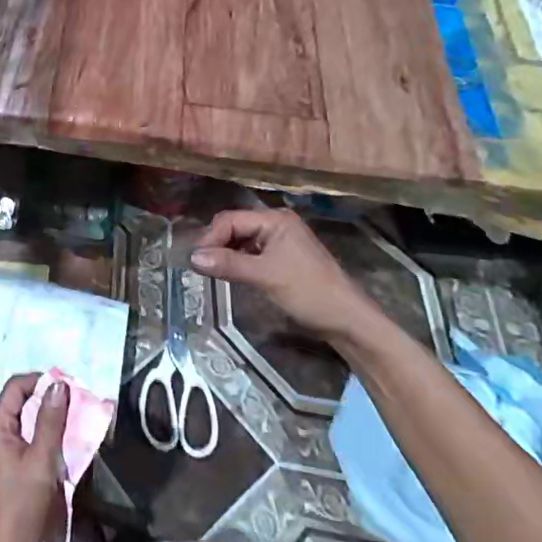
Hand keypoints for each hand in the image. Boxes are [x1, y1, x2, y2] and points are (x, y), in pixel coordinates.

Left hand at [0, 372, 68, 541]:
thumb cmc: (24, 502)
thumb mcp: (42, 459)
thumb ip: (50, 421)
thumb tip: (58, 384)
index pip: (14, 387)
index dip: (39, 381)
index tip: (67, 385)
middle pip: (18, 400)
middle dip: (45, 397)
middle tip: (74, 399)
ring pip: (23, 418)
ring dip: (46, 415)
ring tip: (71, 416)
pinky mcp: (7, 461)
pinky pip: (24, 435)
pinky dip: (42, 431)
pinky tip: (60, 438)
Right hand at [191, 209, 381, 339]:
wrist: (348, 321)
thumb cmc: (309, 293)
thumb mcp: (264, 277)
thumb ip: (227, 264)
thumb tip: (192, 258)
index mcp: (275, 220)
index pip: (230, 220)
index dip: (210, 238)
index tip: (196, 261)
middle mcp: (276, 223)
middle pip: (233, 226)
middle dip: (216, 244)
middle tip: (201, 266)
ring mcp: (281, 239)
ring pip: (241, 239)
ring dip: (225, 253)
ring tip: (212, 271)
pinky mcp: (282, 255)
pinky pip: (251, 250)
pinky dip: (238, 260)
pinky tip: (231, 273)